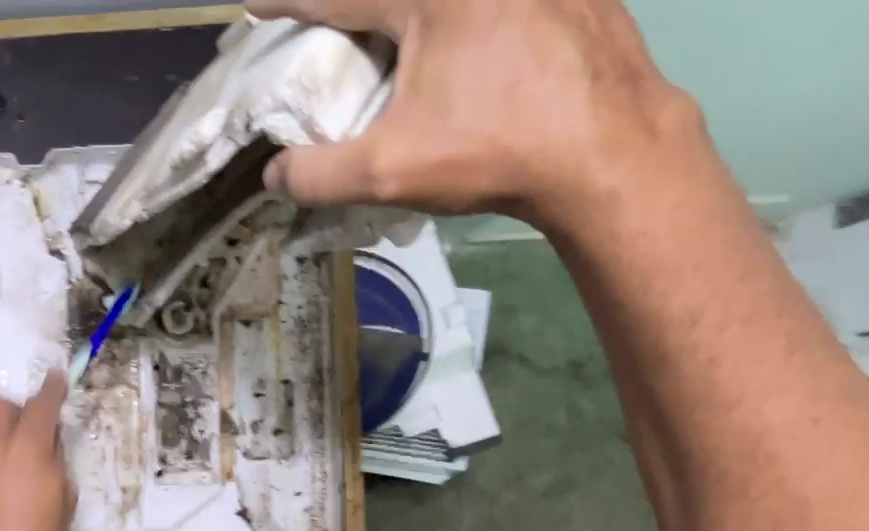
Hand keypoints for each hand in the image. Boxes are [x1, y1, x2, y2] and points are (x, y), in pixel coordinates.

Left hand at [0, 375, 76, 530]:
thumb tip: (49, 444)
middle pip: (0, 404)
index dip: (52, 387)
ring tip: (10, 463)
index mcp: (29, 448)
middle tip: (29, 430)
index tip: (57, 378)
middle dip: (16, 409)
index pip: (42, 403)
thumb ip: (56, 463)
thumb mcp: (63, 500)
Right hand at [246, 0, 711, 234]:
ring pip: (451, 1)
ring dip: (416, 19)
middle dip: (359, 13)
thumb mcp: (387, 172)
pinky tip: (475, 58)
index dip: (291, 3)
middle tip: (336, 33)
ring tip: (400, 52)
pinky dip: (469, 21)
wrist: (611, 151)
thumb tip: (273, 175)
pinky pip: (498, 3)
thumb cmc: (493, 152)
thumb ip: (318, 174)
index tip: (256, 6)